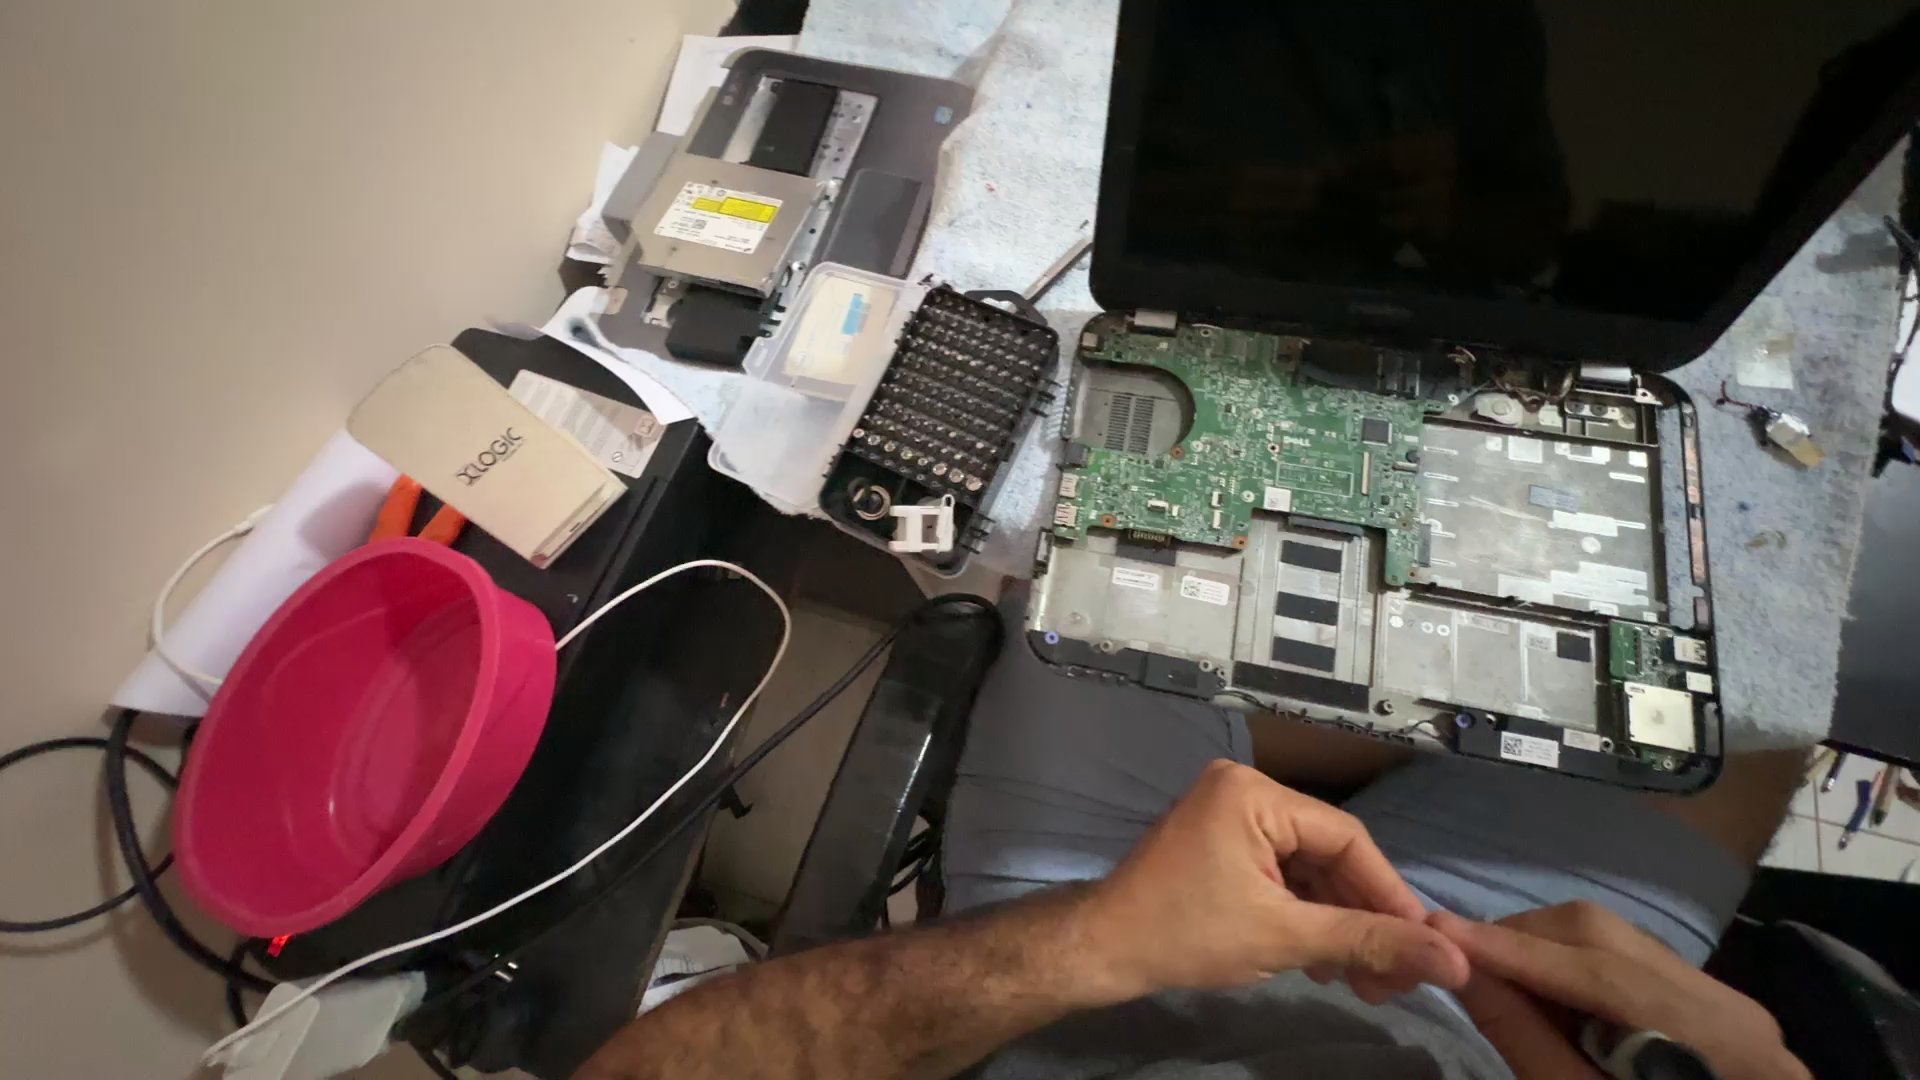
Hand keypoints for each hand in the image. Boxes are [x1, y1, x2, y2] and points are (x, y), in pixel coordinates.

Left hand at [1077, 761, 1467, 1004]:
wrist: (1108, 945)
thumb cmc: (1189, 932)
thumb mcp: (1285, 937)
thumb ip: (1370, 941)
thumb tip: (1455, 961)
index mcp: (1252, 793)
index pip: (1345, 836)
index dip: (1389, 894)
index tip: (1425, 950)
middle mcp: (1241, 789)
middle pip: (1326, 851)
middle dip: (1361, 916)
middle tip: (1393, 981)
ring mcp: (1227, 812)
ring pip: (1305, 866)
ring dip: (1335, 921)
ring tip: (1361, 982)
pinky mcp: (1220, 839)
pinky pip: (1278, 870)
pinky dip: (1302, 912)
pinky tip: (1323, 960)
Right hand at [1431, 902, 1809, 1079]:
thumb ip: (1521, 1038)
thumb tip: (1457, 966)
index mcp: (1721, 1049)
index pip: (1599, 975)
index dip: (1512, 950)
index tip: (1435, 926)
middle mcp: (1731, 1009)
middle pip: (1601, 936)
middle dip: (1520, 937)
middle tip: (1462, 955)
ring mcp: (1724, 1000)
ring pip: (1608, 934)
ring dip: (1538, 945)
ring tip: (1502, 976)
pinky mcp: (1705, 1001)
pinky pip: (1620, 952)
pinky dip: (1568, 959)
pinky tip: (1549, 992)